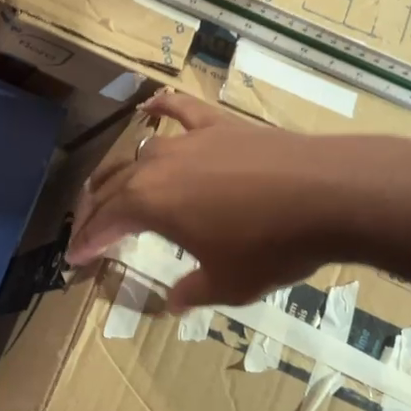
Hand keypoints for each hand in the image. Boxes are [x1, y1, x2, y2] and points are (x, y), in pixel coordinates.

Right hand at [68, 90, 410, 310]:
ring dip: (119, 172)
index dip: (86, 244)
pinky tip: (149, 107)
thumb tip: (173, 302)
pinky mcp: (221, 125)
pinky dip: (162, 108)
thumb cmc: (272, 246)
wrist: (336, 194)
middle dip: (94, 211)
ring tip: (112, 186)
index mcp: (146, 205)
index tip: (74, 260)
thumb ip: (193, 290)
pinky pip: (182, 110)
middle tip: (89, 231)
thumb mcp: (228, 283)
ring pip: (138, 153)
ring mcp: (187, 141)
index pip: (103, 225)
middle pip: (110, 187)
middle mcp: (155, 167)